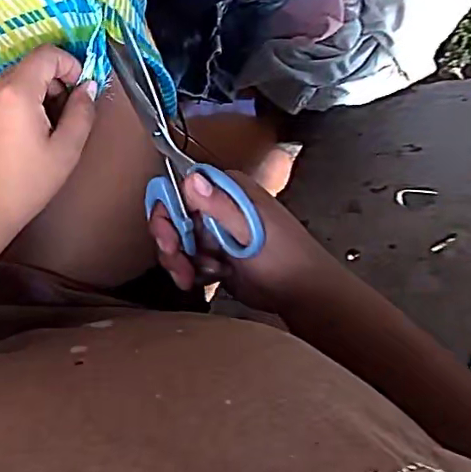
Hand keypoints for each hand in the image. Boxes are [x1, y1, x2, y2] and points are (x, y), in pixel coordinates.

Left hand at [0, 45, 98, 243]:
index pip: (46, 54)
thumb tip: (87, 87)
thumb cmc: (26, 185)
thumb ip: (82, 112)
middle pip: (27, 68)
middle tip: (61, 118)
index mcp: (16, 92)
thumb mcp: (66, 151)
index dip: (69, 64)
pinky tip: (14, 140)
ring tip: (38, 133)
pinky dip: (9, 108)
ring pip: (9, 83)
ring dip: (30, 96)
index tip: (78, 89)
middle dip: (51, 84)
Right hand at [149, 171, 342, 313]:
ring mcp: (217, 231)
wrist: (303, 293)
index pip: (181, 189)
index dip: (167, 212)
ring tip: (195, 276)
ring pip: (179, 241)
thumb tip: (192, 179)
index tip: (169, 239)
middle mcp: (220, 207)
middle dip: (172, 244)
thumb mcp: (249, 231)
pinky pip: (189, 260)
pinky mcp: (216, 254)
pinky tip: (210, 279)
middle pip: (174, 217)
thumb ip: (220, 206)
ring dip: (181, 262)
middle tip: (179, 263)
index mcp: (229, 191)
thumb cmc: (286, 258)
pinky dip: (192, 272)